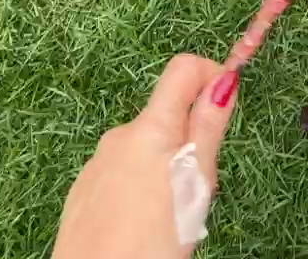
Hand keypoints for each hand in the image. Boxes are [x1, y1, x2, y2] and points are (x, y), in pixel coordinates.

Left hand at [52, 55, 239, 258]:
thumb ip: (208, 127)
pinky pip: (122, 174)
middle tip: (197, 189)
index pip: (184, 68)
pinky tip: (140, 227)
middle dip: (190, 140)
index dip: (210, 75)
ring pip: (145, 149)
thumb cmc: (155, 239)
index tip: (224, 107)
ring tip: (169, 217)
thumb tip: (224, 77)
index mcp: (151, 126)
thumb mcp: (196, 183)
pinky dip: (139, 188)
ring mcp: (96, 164)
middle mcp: (120, 134)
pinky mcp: (82, 193)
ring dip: (164, 168)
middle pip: (167, 116)